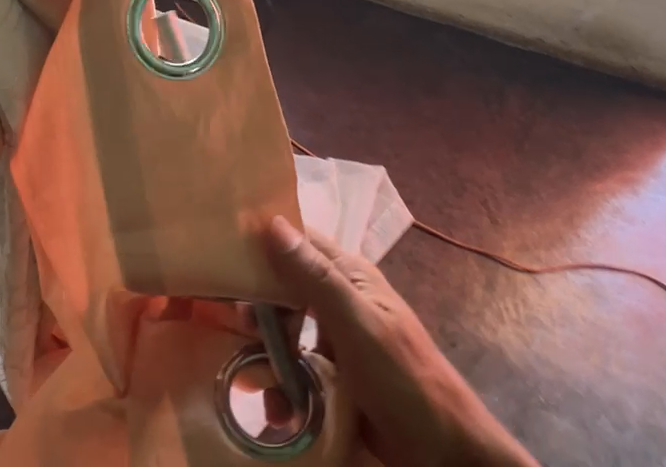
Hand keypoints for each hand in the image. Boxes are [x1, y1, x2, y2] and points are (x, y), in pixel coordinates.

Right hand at [262, 216, 536, 466]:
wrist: (445, 451)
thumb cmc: (404, 377)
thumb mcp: (356, 323)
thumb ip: (314, 275)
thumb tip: (271, 222)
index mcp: (348, 274)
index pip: (296, 240)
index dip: (259, 242)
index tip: (220, 255)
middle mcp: (338, 299)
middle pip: (281, 287)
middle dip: (256, 310)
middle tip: (238, 331)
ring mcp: (336, 339)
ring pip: (284, 331)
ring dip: (266, 356)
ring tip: (256, 383)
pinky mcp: (333, 376)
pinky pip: (294, 369)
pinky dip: (282, 387)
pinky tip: (280, 409)